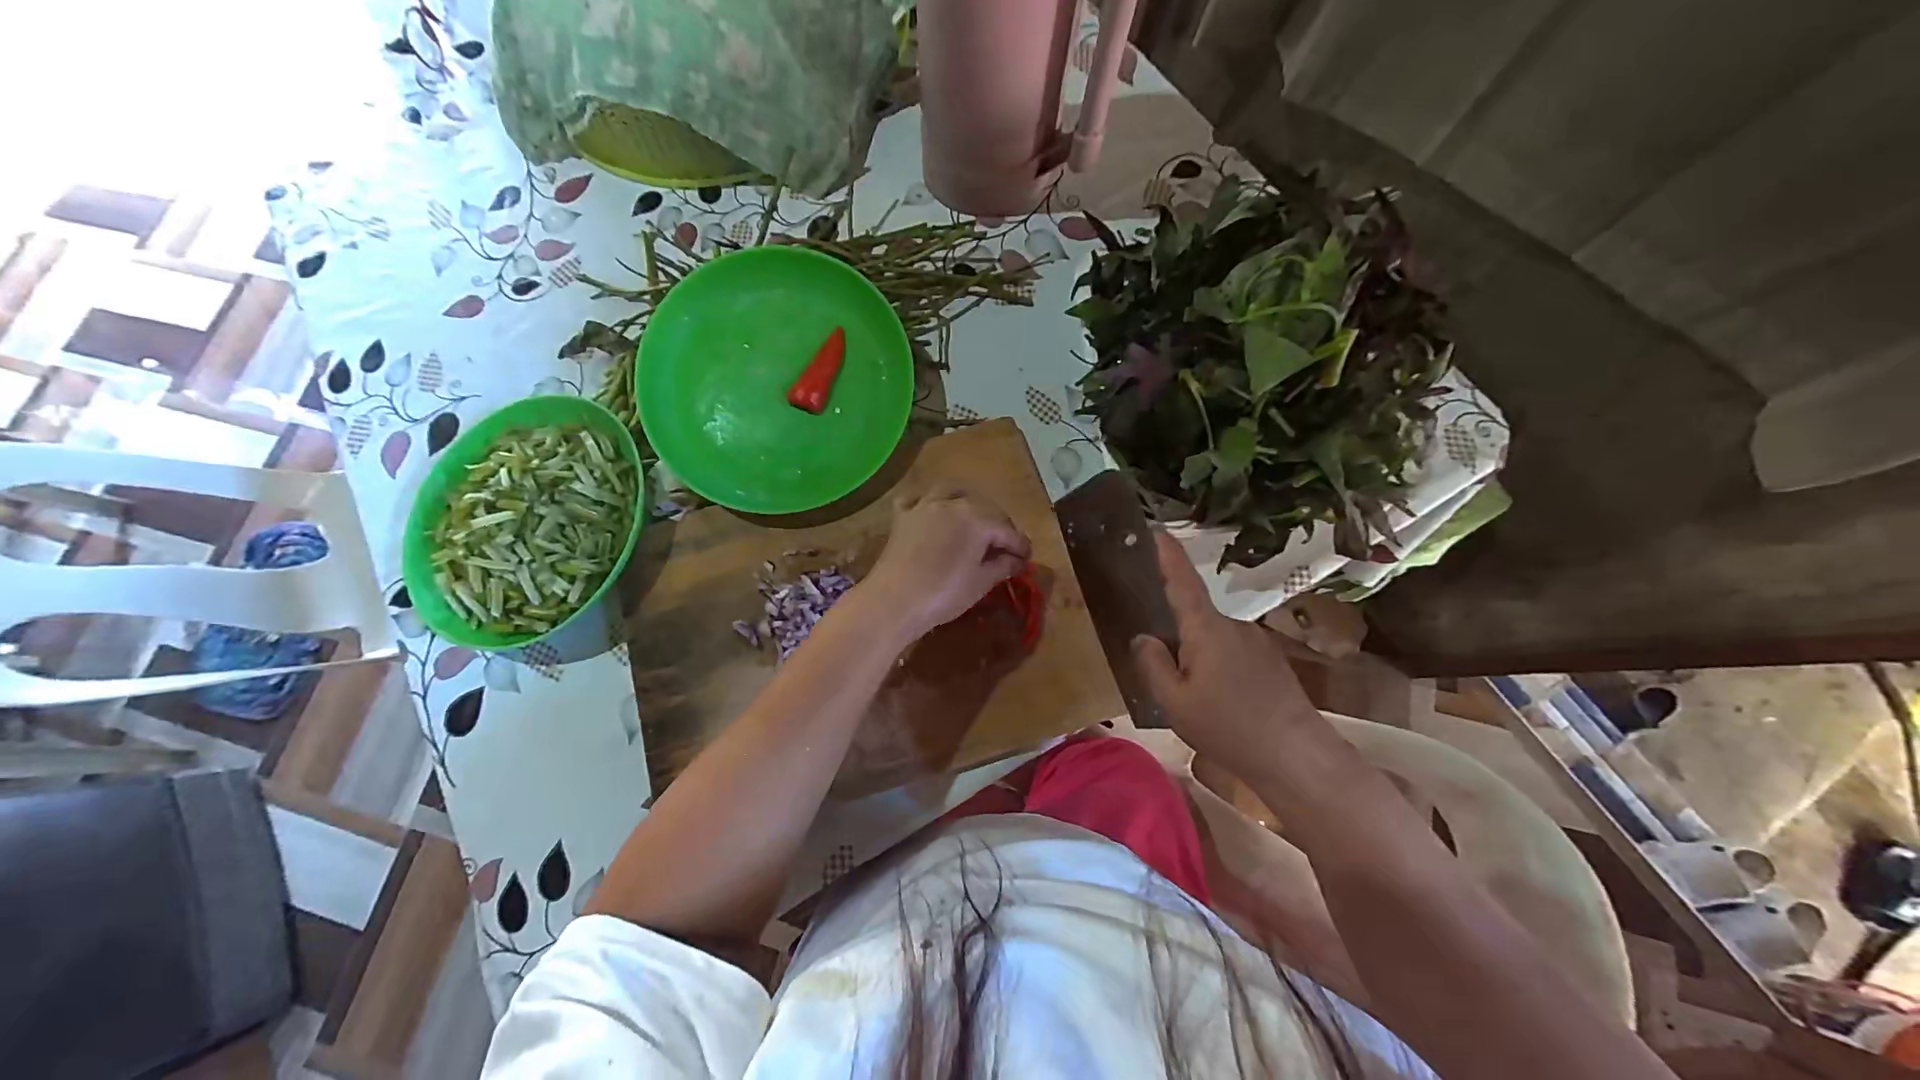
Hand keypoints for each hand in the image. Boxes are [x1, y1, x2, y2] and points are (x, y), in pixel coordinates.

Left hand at [860, 486, 1031, 641]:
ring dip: (968, 501)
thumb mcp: (980, 583)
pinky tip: (933, 512)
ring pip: (952, 491)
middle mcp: (953, 504)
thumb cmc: (943, 595)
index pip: (1008, 531)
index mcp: (978, 520)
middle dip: (999, 524)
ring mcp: (924, 506)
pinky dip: (928, 502)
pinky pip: (917, 499)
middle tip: (1005, 546)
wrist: (893, 602)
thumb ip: (1002, 566)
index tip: (1027, 560)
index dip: (1021, 546)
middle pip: (985, 507)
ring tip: (975, 518)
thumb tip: (1017, 560)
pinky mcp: (902, 517)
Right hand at [1132, 531, 1317, 765]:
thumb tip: (1144, 638)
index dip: (1168, 554)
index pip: (1182, 581)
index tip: (1156, 529)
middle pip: (1193, 618)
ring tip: (1194, 701)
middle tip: (1164, 677)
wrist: (1296, 756)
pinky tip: (1220, 706)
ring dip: (1198, 659)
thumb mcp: (1174, 701)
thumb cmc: (1227, 726)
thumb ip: (1152, 665)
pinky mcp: (1271, 662)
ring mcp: (1256, 643)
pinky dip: (1218, 670)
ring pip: (1212, 641)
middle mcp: (1233, 626)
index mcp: (1206, 629)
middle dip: (1176, 638)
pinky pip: (1231, 655)